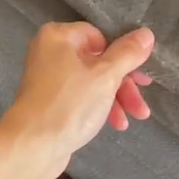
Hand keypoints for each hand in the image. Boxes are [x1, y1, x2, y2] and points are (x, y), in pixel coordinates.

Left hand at [0, 23, 154, 178]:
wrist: (32, 145)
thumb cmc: (70, 104)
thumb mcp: (105, 76)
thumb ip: (128, 54)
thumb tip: (146, 32)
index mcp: (58, 35)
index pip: (99, 36)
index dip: (121, 56)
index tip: (140, 76)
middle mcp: (50, 50)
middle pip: (97, 60)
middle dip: (123, 83)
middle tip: (141, 103)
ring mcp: (48, 76)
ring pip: (91, 80)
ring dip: (116, 97)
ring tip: (136, 118)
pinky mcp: (50, 99)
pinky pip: (80, 95)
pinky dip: (99, 105)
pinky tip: (116, 124)